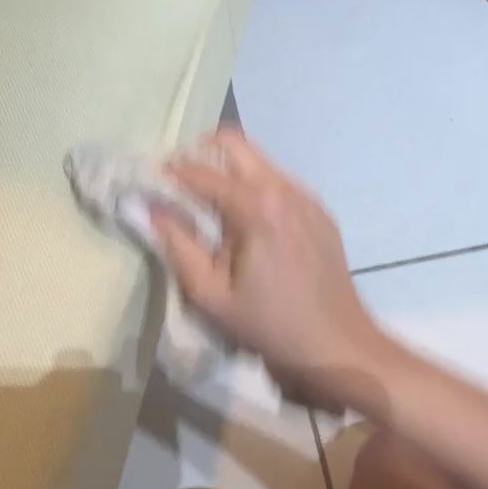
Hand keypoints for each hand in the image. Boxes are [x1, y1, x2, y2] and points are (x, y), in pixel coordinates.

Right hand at [152, 129, 388, 404]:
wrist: (336, 344)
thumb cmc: (268, 324)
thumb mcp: (210, 293)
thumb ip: (177, 245)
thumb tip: (152, 209)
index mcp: (256, 207)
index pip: (202, 171)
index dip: (171, 172)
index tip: (151, 180)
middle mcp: (284, 189)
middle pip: (236, 144)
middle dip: (202, 154)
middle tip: (181, 181)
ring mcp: (307, 197)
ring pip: (259, 160)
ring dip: (230, 169)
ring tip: (211, 203)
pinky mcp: (320, 210)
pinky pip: (280, 182)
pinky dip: (256, 187)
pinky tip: (247, 223)